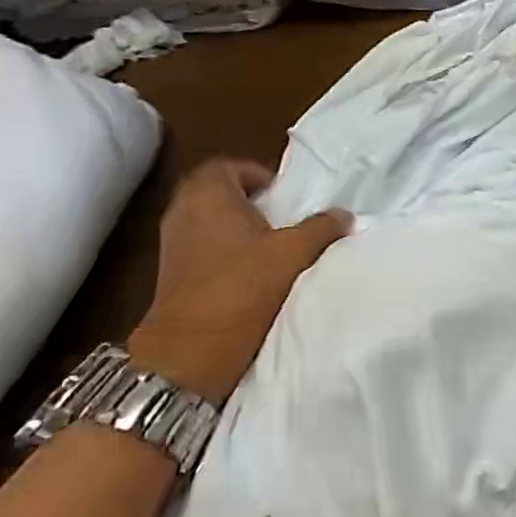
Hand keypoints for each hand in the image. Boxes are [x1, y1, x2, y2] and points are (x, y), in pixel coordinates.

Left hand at [127, 159, 351, 401]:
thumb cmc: (244, 287)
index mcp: (209, 196)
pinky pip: (202, 244)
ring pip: (208, 219)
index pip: (226, 166)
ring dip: (237, 224)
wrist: (191, 349)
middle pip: (215, 191)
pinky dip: (225, 247)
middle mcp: (184, 212)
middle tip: (281, 214)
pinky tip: (253, 268)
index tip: (282, 193)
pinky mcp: (172, 273)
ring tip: (272, 242)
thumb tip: (343, 214)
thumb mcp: (295, 252)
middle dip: (248, 198)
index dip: (255, 173)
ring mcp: (173, 244)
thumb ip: (322, 227)